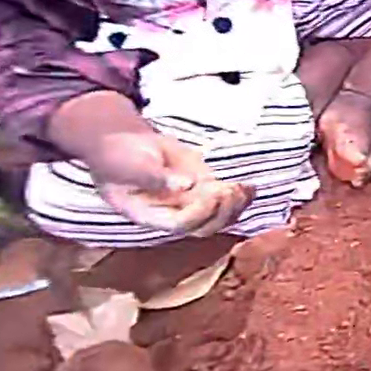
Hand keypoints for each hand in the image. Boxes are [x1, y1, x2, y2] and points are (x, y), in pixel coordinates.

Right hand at [48, 91, 249, 235]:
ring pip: (224, 218)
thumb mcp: (132, 166)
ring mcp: (193, 204)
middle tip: (227, 189)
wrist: (130, 143)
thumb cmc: (121, 156)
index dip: (201, 212)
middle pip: (207, 227)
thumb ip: (155, 177)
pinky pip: (232, 203)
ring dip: (237, 205)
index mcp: (149, 214)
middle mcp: (173, 214)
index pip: (181, 224)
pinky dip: (245, 197)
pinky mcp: (208, 192)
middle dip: (223, 212)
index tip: (209, 191)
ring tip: (239, 186)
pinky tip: (250, 186)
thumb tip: (186, 185)